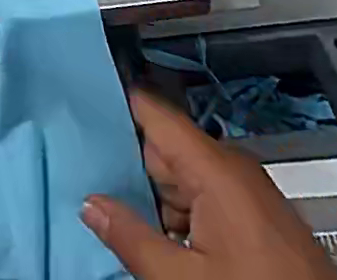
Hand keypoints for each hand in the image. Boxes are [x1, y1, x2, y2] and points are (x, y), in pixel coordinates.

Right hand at [81, 90, 336, 279]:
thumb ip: (133, 238)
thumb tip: (90, 203)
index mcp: (214, 166)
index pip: (154, 112)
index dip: (118, 100)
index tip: (84, 95)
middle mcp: (230, 166)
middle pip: (164, 148)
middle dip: (129, 165)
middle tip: (89, 177)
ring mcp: (243, 189)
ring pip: (182, 176)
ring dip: (154, 197)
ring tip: (119, 214)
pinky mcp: (252, 213)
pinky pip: (203, 196)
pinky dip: (179, 213)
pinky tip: (161, 240)